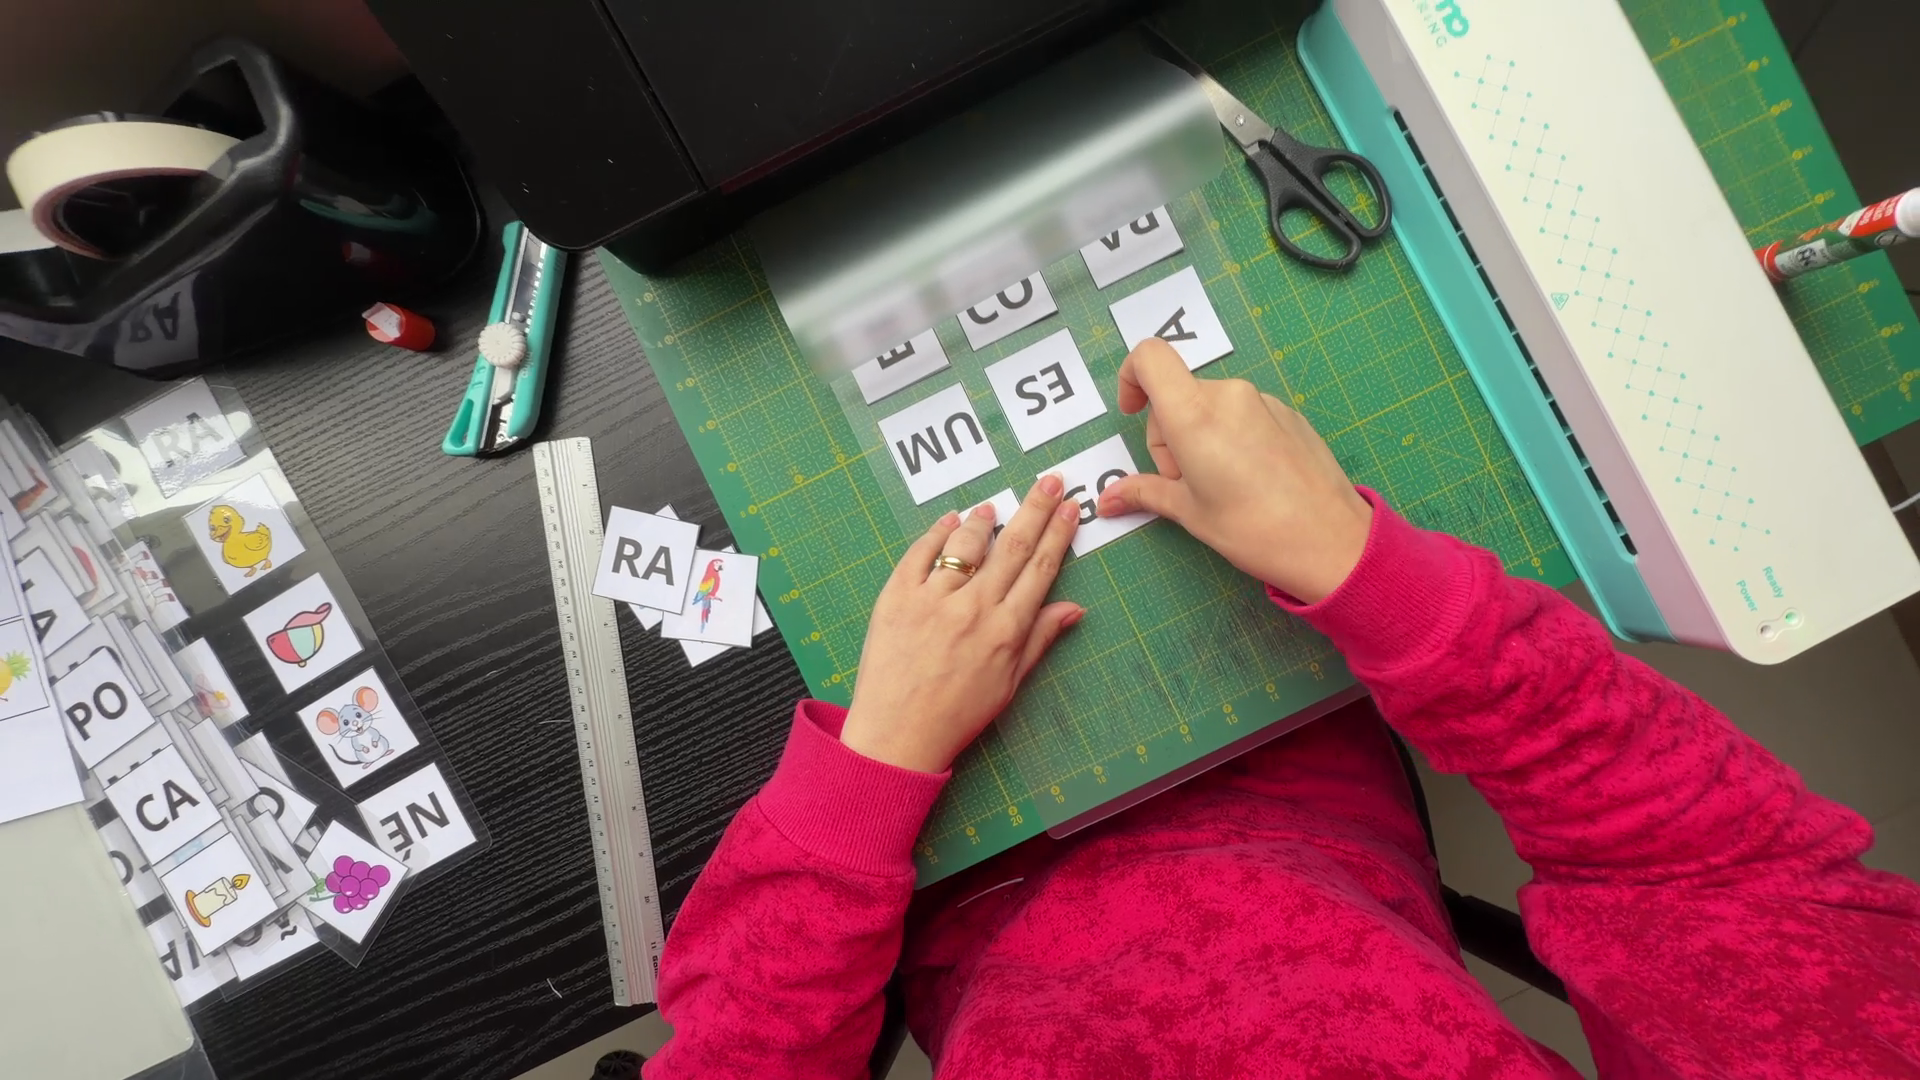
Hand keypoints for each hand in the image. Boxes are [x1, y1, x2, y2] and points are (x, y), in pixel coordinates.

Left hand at [841, 477, 1084, 772]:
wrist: (896, 734)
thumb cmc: (957, 714)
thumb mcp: (1009, 684)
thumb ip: (1040, 640)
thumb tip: (1074, 608)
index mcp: (1006, 629)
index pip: (1040, 569)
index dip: (1058, 534)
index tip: (1070, 507)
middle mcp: (973, 607)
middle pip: (1012, 546)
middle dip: (1035, 509)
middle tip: (1049, 480)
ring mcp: (933, 599)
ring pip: (966, 543)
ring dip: (983, 519)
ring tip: (991, 507)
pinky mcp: (896, 596)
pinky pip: (920, 553)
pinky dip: (936, 533)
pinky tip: (949, 521)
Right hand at [1096, 338, 1371, 603]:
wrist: (1332, 543)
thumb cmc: (1251, 529)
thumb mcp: (1188, 512)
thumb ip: (1143, 493)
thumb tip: (1106, 500)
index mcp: (1195, 414)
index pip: (1150, 358)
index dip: (1131, 378)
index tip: (1132, 413)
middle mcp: (1228, 395)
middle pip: (1177, 395)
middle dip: (1168, 435)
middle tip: (1186, 483)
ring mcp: (1262, 401)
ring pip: (1208, 406)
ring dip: (1198, 438)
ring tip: (1220, 486)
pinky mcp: (1287, 414)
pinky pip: (1240, 414)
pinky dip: (1229, 438)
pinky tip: (1249, 479)